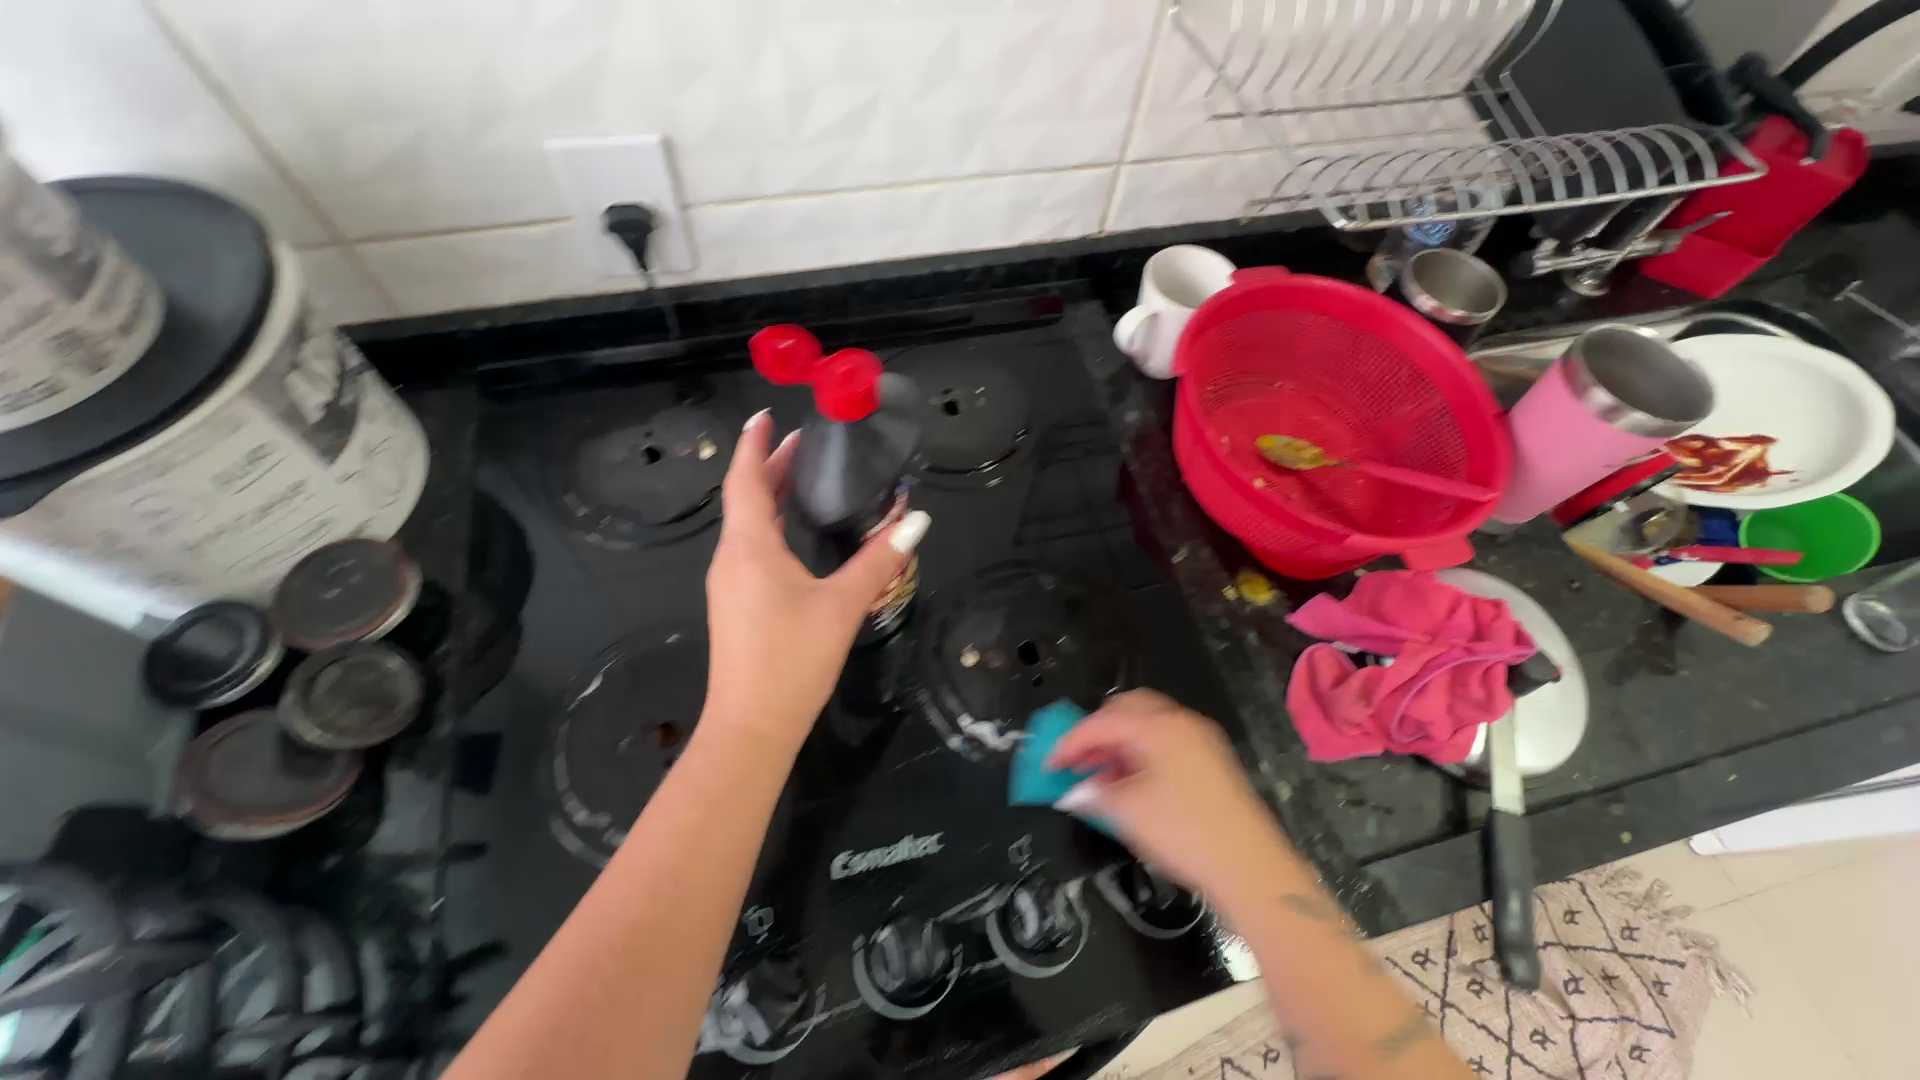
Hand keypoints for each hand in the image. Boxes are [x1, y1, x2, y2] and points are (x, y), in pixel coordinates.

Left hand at [700, 410, 930, 751]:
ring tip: (804, 479)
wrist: (752, 727)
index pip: (746, 479)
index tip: (766, 414)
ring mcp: (731, 585)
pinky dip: (772, 527)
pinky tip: (797, 536)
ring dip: (771, 497)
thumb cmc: (792, 660)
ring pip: (747, 527)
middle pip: (746, 499)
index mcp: (749, 547)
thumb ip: (879, 559)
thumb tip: (915, 520)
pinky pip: (751, 550)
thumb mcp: (842, 605)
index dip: (755, 444)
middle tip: (804, 442)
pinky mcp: (737, 607)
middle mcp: (732, 559)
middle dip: (771, 467)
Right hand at [1048, 689, 1293, 904]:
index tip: (1049, 765)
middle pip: (1128, 709)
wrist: (1251, 869)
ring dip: (1119, 744)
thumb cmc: (1185, 834)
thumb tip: (1075, 790)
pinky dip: (1141, 755)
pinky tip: (1129, 785)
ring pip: (1148, 726)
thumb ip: (1094, 793)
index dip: (1070, 741)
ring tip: (1098, 776)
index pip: (1102, 721)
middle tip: (1076, 760)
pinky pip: (1166, 743)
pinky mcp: (1212, 763)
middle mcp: (1182, 723)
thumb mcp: (1128, 813)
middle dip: (1097, 732)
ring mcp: (1201, 741)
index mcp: (1160, 728)